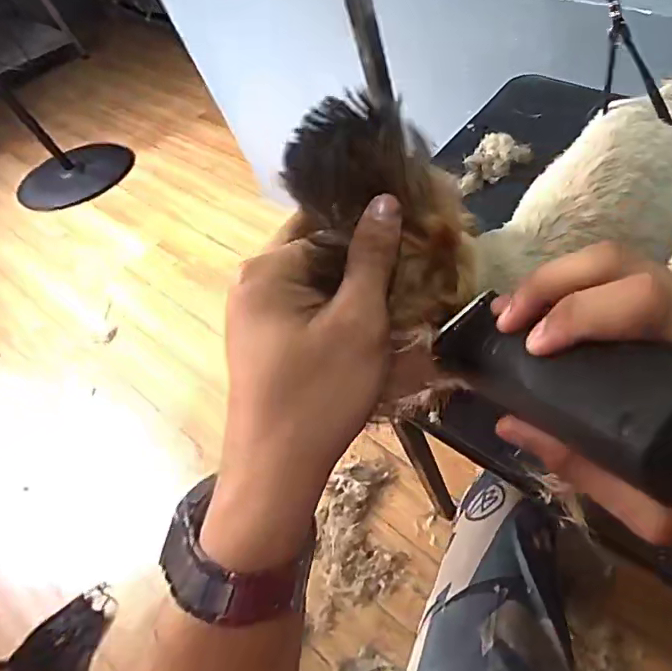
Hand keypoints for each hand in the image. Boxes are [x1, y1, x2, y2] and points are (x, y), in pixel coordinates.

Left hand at [204, 195, 400, 567]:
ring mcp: (257, 312)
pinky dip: (342, 305)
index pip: (325, 220)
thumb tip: (384, 199)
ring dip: (358, 281)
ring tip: (405, 286)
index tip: (416, 228)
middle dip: (367, 253)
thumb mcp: (358, 320)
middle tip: (417, 261)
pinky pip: (311, 304)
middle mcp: (254, 282)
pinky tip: (375, 316)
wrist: (277, 471)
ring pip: (319, 278)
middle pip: (320, 247)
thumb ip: (371, 256)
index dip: (371, 221)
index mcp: (269, 268)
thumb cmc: (321, 392)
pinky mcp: (268, 337)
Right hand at [491, 243, 671, 547]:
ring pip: (624, 260)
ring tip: (518, 313)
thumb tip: (513, 423)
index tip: (533, 349)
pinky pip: (632, 276)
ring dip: (561, 279)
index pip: (645, 300)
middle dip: (553, 282)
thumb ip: (588, 469)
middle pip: (625, 262)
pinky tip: (556, 311)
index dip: (580, 313)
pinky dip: (584, 287)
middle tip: (506, 321)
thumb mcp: (661, 510)